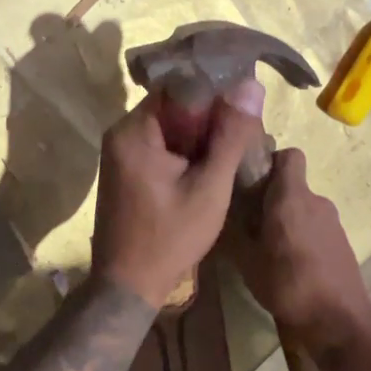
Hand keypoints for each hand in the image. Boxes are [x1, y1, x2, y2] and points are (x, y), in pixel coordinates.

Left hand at [91, 81, 265, 305]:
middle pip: (173, 106)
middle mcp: (120, 134)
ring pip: (169, 128)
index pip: (177, 86)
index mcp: (133, 131)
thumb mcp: (209, 188)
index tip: (244, 107)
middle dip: (209, 117)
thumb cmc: (169, 238)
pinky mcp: (125, 171)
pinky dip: (184, 153)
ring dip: (199, 137)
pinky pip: (159, 147)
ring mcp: (119, 153)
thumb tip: (251, 86)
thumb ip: (231, 137)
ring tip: (233, 150)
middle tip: (245, 132)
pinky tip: (209, 168)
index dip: (214, 92)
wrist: (128, 285)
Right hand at [231, 148, 370, 345]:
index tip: (249, 182)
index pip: (288, 156)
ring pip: (301, 209)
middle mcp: (315, 202)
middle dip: (268, 198)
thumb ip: (233, 232)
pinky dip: (299, 238)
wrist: (337, 320)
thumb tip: (218, 214)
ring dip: (283, 221)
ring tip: (262, 247)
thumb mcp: (246, 260)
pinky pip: (312, 229)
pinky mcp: (339, 243)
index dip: (269, 162)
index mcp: (292, 197)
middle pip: (291, 185)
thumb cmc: (287, 284)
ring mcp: (331, 223)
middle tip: (245, 221)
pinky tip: (285, 264)